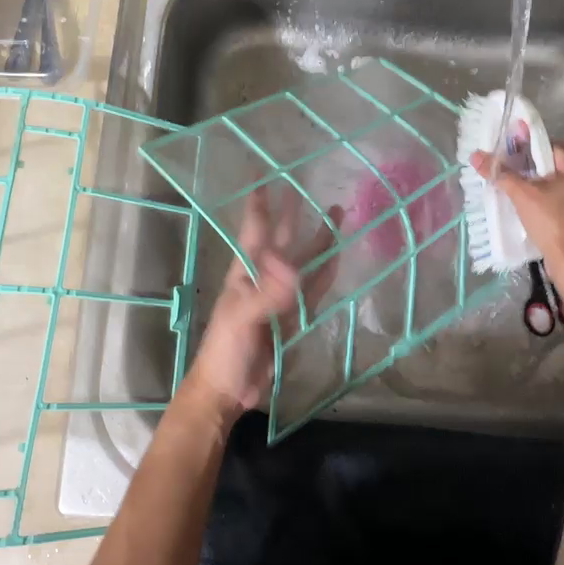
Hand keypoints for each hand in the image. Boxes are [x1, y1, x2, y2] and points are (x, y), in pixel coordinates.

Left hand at [183, 188, 340, 424]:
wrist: (229, 390)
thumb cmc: (225, 349)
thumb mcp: (242, 318)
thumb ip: (268, 294)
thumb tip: (294, 267)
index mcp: (245, 272)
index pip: (254, 229)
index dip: (260, 203)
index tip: (264, 174)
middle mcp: (264, 277)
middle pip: (283, 237)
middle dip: (293, 211)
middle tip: (306, 183)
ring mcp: (281, 296)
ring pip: (303, 259)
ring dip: (318, 238)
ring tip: (336, 212)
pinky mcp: (294, 316)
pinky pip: (314, 288)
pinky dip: (326, 272)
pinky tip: (338, 256)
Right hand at [470, 142, 563, 270]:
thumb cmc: (550, 222)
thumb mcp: (522, 195)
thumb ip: (500, 173)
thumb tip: (476, 156)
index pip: (549, 145)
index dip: (526, 146)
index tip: (508, 152)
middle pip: (554, 162)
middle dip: (532, 164)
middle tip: (511, 169)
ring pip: (558, 179)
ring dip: (539, 180)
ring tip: (517, 185)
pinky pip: (563, 195)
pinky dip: (547, 195)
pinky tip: (531, 202)